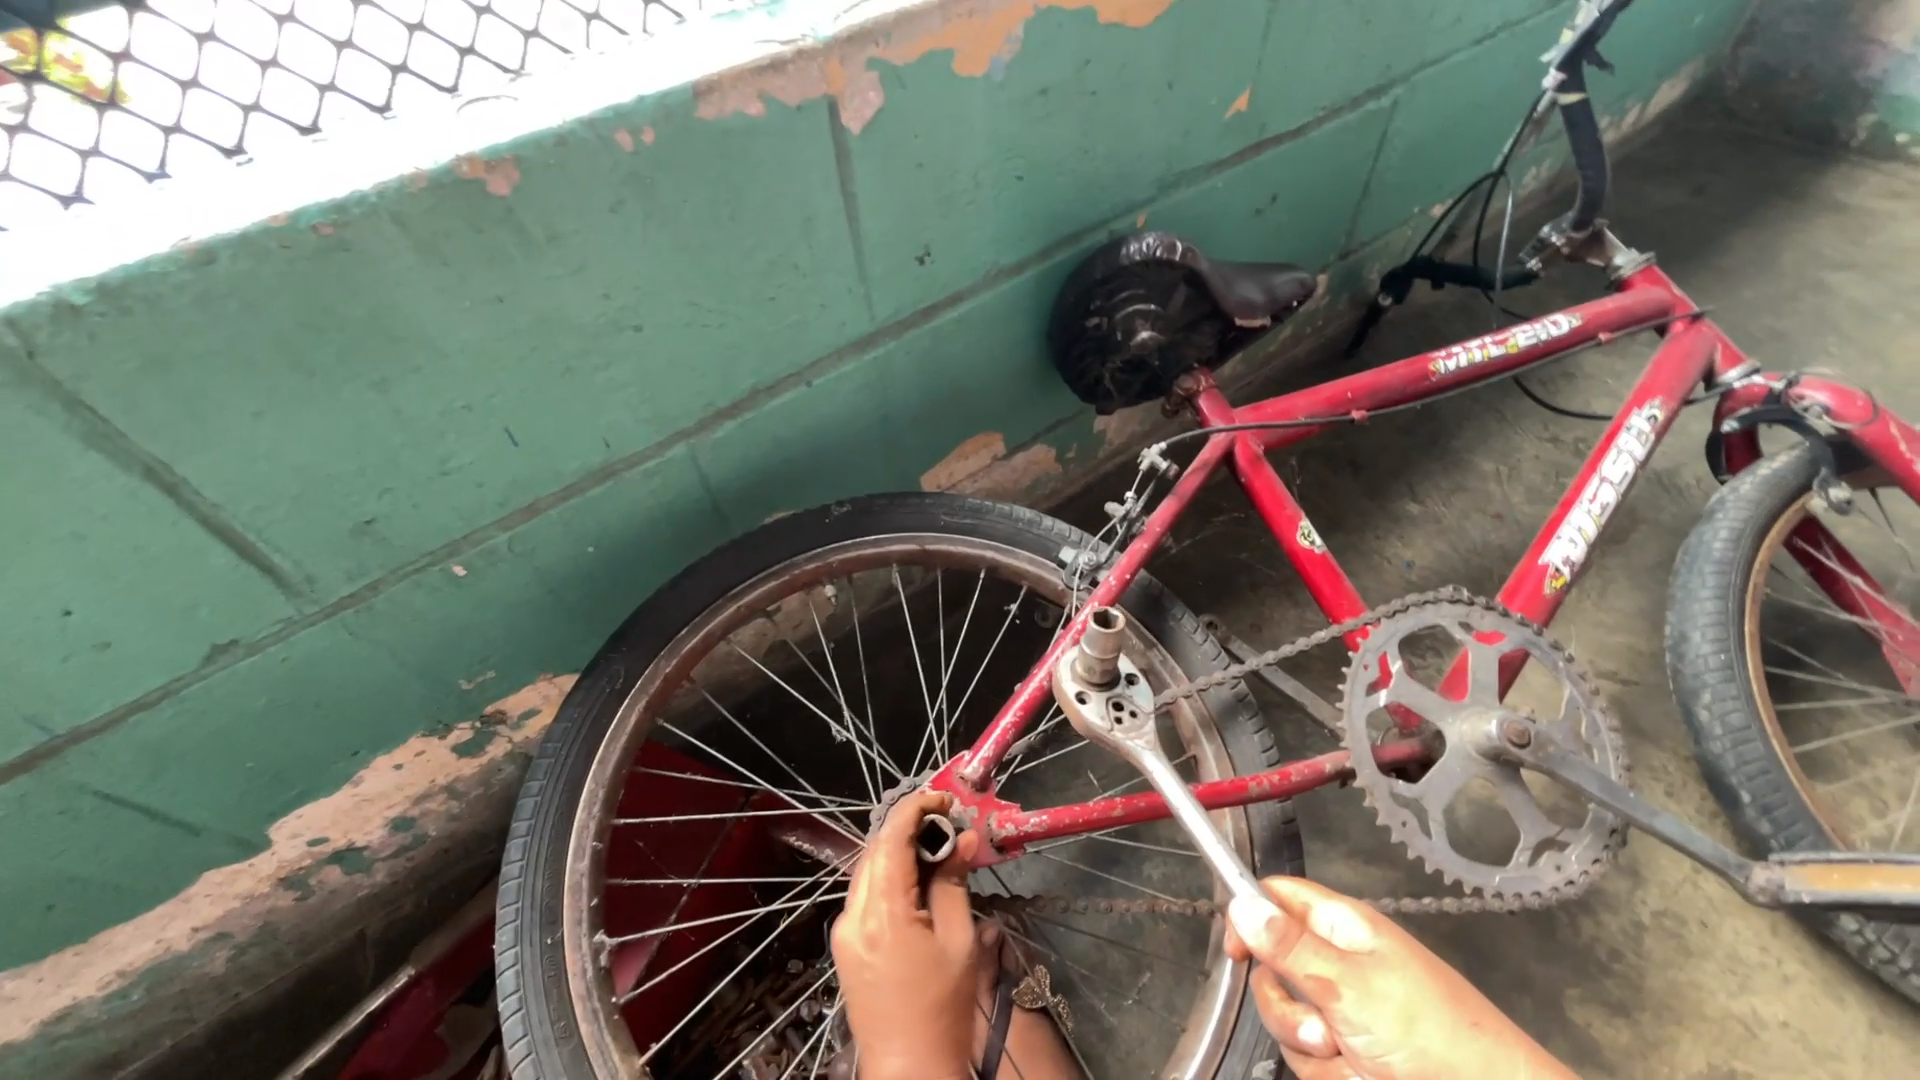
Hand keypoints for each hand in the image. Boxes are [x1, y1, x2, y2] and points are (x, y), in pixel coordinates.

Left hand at [830, 791, 979, 1079]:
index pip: (892, 839)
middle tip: (946, 821)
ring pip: (867, 869)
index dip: (916, 809)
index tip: (944, 798)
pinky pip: (864, 893)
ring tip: (936, 846)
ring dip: (897, 849)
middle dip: (908, 827)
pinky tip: (915, 878)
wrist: (908, 1067)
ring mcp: (844, 930)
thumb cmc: (943, 1006)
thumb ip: (954, 882)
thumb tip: (964, 838)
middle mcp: (853, 914)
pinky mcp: (844, 944)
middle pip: (875, 850)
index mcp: (883, 912)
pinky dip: (888, 875)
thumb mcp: (959, 940)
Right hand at [1225, 877, 1578, 1079]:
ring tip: (1353, 1062)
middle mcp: (1337, 964)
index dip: (1249, 914)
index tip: (1234, 952)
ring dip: (1311, 1048)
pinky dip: (1329, 1076)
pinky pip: (1309, 1060)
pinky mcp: (1350, 1056)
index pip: (1278, 898)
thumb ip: (1288, 947)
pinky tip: (1361, 1078)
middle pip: (1272, 967)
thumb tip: (1238, 902)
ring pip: (1287, 1020)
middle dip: (1285, 1005)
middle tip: (1319, 1026)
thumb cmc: (1426, 1033)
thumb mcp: (1349, 985)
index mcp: (1342, 928)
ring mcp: (1345, 1013)